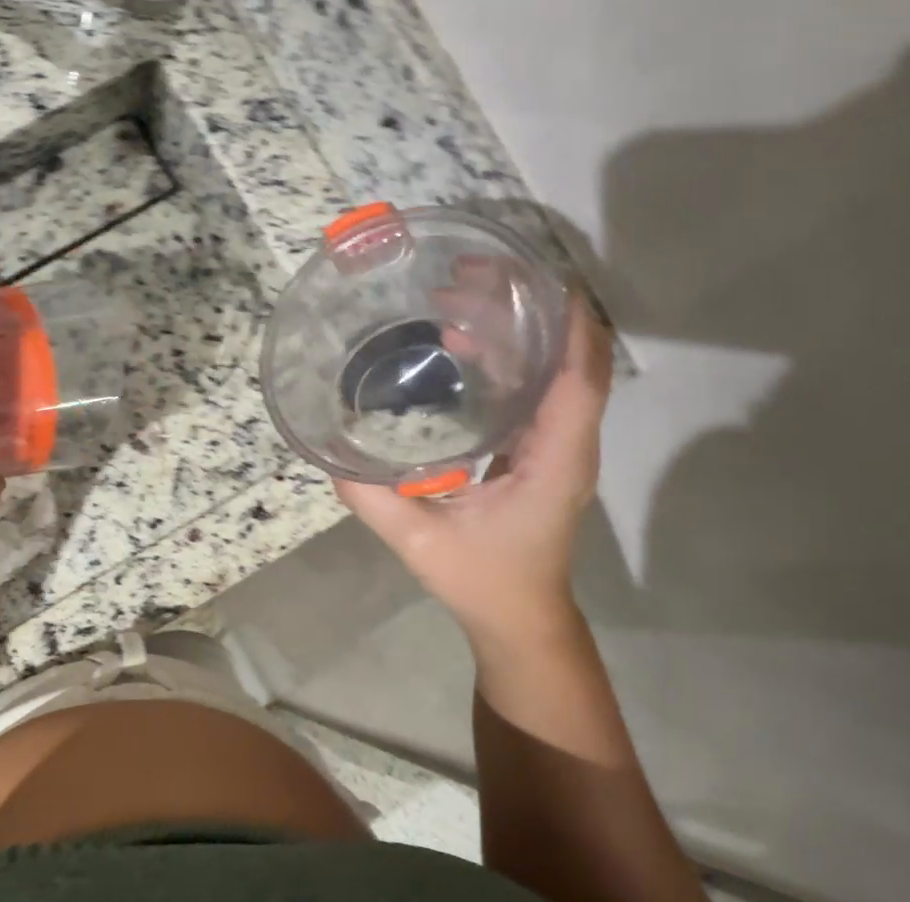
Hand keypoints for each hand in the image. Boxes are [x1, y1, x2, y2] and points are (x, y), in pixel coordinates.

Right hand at [334, 295, 612, 639]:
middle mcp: (568, 442)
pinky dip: (509, 358)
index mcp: (554, 457)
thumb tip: (330, 451)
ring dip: (515, 330)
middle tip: (463, 280)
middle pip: (570, 356)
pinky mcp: (542, 451)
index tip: (522, 275)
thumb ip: (372, 497)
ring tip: (455, 304)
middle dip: (526, 308)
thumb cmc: (480, 580)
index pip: (578, 374)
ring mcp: (559, 445)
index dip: (562, 320)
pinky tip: (463, 350)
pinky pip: (539, 389)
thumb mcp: (418, 541)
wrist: (518, 617)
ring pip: (556, 368)